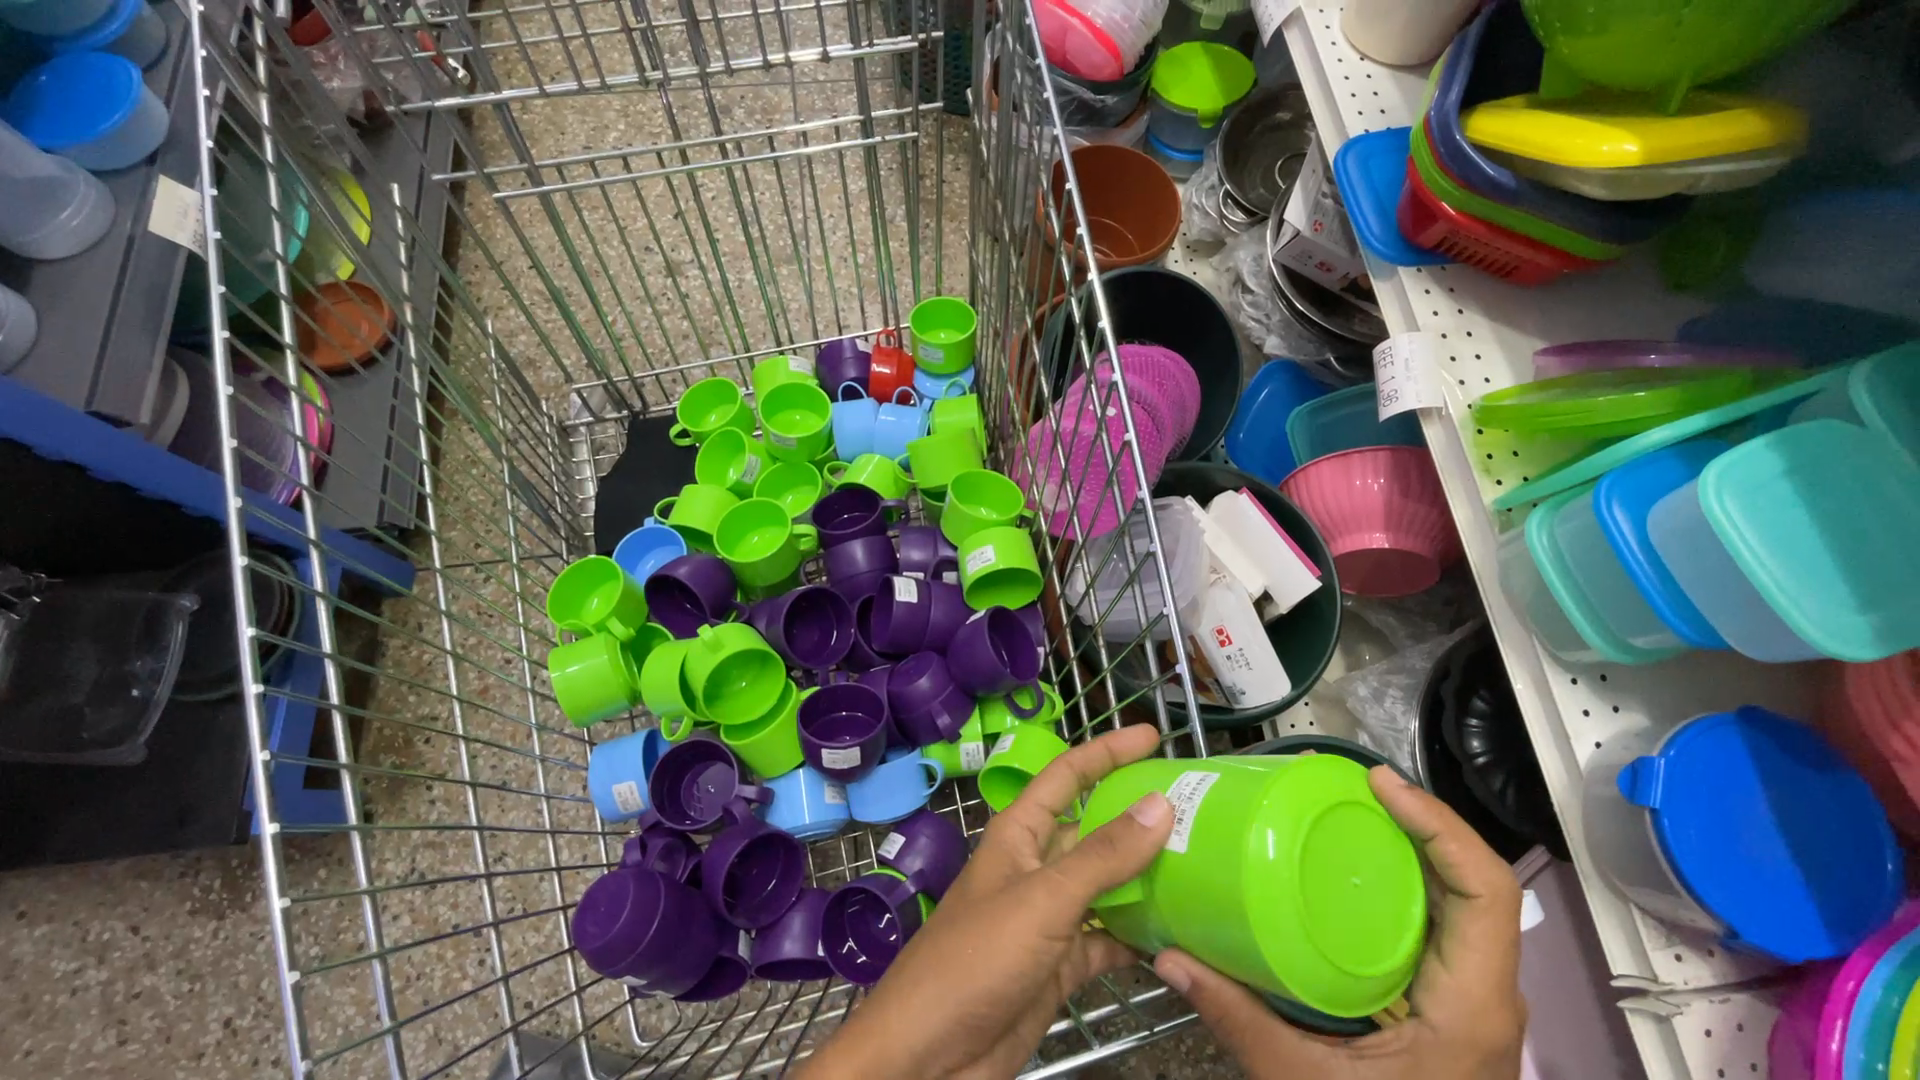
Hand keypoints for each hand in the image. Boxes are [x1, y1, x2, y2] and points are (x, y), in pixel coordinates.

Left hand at [797, 724, 1173, 1079]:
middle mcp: (1036, 867)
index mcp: (1020, 834)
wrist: (932, 1051)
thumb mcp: (1043, 900)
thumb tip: (1161, 803)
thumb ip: (1102, 856)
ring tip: (1205, 866)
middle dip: (1139, 817)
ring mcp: (1049, 917)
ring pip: (1106, 885)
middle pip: (1093, 829)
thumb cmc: (976, 958)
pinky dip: (1140, 937)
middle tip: (1199, 810)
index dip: (1107, 751)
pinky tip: (1180, 934)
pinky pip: (1108, 940)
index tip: (1153, 735)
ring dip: (1147, 878)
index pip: (1068, 775)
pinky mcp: (1060, 963)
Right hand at [1153, 766, 1526, 1079]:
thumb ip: (1238, 1020)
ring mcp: (1471, 998)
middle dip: (1419, 822)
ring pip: (1460, 901)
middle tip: (1350, 788)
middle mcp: (1484, 990)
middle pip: (1473, 882)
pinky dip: (1403, 886)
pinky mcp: (1450, 1006)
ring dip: (1414, 849)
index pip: (1485, 889)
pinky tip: (1352, 879)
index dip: (1441, 825)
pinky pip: (1438, 925)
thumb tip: (1168, 955)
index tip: (1379, 784)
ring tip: (1349, 816)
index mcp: (1469, 1004)